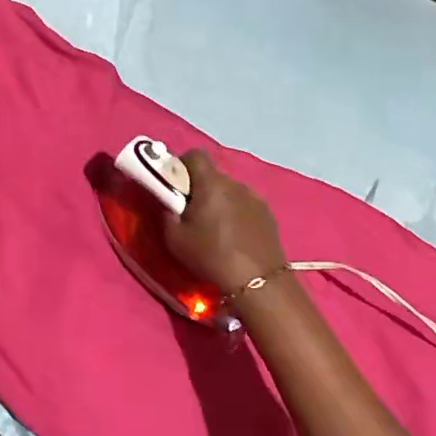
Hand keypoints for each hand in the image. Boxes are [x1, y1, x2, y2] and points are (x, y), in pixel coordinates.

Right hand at [164, 150, 288, 294]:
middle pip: (213, 175)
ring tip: (215, 228)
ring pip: (230, 190)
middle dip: (199, 187)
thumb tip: (170, 204)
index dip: (181, 163)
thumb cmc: (211, 256)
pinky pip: (245, 204)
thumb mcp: (175, 240)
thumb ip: (168, 215)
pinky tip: (235, 236)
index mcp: (211, 184)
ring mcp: (255, 197)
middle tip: (191, 212)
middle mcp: (235, 184)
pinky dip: (236, 213)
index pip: (195, 155)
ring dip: (219, 201)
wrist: (257, 281)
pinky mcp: (268, 213)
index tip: (174, 183)